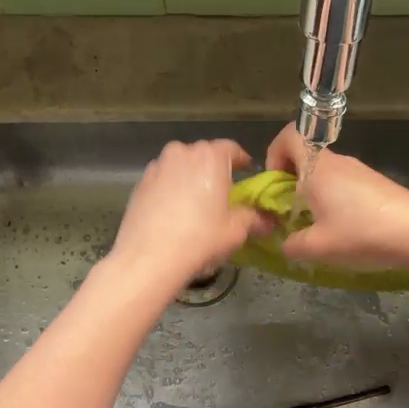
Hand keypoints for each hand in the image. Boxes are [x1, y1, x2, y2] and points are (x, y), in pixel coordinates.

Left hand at [109, 139, 270, 286]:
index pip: (231, 149)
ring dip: (191, 176)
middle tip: (222, 191)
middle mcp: (182, 153)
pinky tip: (174, 211)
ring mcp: (157, 167)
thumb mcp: (235, 231)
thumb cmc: (200, 239)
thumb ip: (254, 218)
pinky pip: (163, 179)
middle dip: (215, 168)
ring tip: (196, 201)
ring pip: (181, 165)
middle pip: (204, 154)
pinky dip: (171, 188)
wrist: (148, 258)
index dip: (241, 160)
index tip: (247, 172)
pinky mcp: (140, 183)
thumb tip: (268, 220)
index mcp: (210, 157)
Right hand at [264, 125, 408, 272]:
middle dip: (291, 183)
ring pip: (325, 174)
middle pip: (305, 158)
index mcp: (317, 168)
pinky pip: (345, 186)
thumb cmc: (362, 233)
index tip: (275, 184)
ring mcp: (360, 172)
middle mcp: (338, 163)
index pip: (288, 136)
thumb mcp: (318, 248)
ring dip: (314, 195)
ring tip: (319, 228)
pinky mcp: (377, 186)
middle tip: (292, 214)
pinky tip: (345, 231)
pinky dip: (335, 202)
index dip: (274, 154)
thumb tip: (284, 244)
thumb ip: (292, 245)